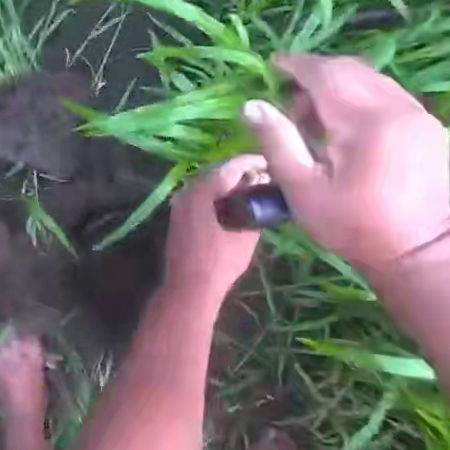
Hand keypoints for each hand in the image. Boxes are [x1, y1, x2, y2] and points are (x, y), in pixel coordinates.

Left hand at [160, 155, 266, 299]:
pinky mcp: (178, 216)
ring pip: (208, 184)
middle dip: (241, 172)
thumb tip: (260, 190)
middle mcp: (187, 190)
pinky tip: (234, 203)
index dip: (252, 162)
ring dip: (229, 184)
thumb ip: (254, 207)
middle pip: (217, 172)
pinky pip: (201, 197)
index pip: (231, 166)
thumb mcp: (246, 234)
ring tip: (253, 188)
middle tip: (264, 175)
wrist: (189, 287)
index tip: (270, 162)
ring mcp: (179, 203)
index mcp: (202, 190)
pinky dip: (218, 195)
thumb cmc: (220, 261)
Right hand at [242, 54, 449, 270]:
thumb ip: (276, 140)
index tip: (273, 64)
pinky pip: (389, 93)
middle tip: (289, 100)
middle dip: (315, 74)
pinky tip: (346, 125)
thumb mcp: (301, 188)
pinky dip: (361, 96)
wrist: (415, 251)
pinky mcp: (429, 125)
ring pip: (371, 78)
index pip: (325, 74)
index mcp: (365, 121)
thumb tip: (251, 103)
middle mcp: (397, 107)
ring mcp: (418, 114)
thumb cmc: (350, 224)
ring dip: (338, 85)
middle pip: (350, 69)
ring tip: (314, 117)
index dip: (296, 65)